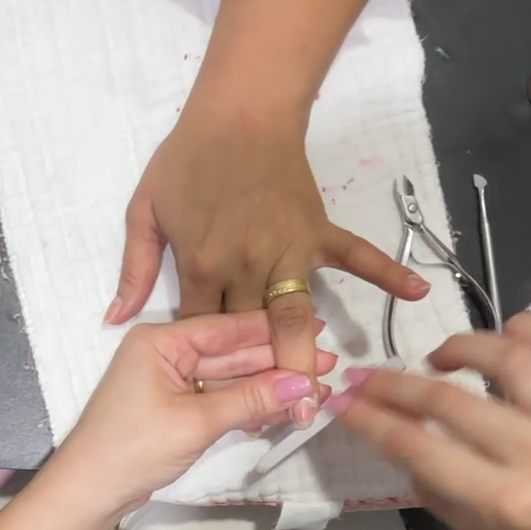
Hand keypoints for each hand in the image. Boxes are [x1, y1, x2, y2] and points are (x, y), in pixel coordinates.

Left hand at [44, 312, 337, 516]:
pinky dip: (246, 404)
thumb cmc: (133, 448)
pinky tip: (281, 406)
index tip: (316, 329)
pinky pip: (217, 398)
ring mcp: (169, 381)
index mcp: (161, 341)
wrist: (90, 491)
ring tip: (314, 388)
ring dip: (267, 386)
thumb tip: (302, 385)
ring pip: (228, 378)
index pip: (227, 328)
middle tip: (326, 365)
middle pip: (231, 353)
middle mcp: (165, 353)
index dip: (273, 331)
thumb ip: (250, 400)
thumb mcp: (196, 422)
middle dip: (277, 363)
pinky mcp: (173, 407)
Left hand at [106, 105, 427, 424]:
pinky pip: (354, 255)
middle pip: (253, 335)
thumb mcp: (144, 213)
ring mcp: (286, 250)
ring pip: (297, 313)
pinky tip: (415, 293)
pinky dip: (384, 272)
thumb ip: (133, 271)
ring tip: (321, 398)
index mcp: (201, 267)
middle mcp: (246, 267)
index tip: (217, 406)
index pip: (203, 332)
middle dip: (265, 380)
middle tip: (283, 421)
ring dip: (307, 355)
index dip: (208, 369)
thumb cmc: (186, 161)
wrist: (237, 108)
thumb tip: (115, 318)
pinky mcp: (317, 232)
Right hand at [334, 313, 530, 529]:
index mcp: (504, 500)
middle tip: (368, 376)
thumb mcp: (450, 510)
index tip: (341, 400)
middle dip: (396, 385)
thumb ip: (416, 460)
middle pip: (453, 402)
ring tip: (439, 358)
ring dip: (462, 345)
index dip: (371, 419)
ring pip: (513, 359)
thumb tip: (375, 408)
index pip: (419, 446)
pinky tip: (504, 332)